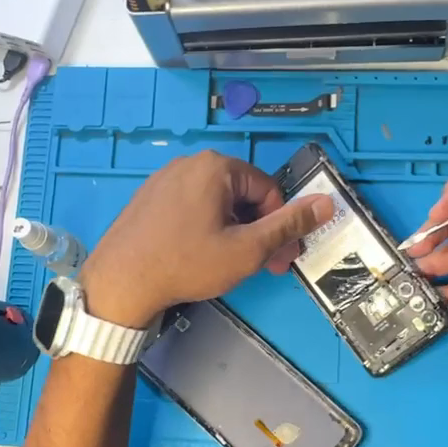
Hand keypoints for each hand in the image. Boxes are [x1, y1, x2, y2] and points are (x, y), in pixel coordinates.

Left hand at [80, 151, 332, 327]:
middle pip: (242, 195)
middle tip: (261, 267)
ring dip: (233, 231)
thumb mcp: (247, 249)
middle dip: (257, 231)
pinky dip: (205, 228)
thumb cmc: (186, 264)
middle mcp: (190, 164)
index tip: (280, 259)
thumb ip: (288, 225)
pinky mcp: (149, 198)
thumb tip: (327, 203)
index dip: (279, 227)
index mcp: (216, 167)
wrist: (120, 283)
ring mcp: (165, 179)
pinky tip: (199, 257)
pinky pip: (191, 207)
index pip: (267, 191)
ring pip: (216, 203)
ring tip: (227, 265)